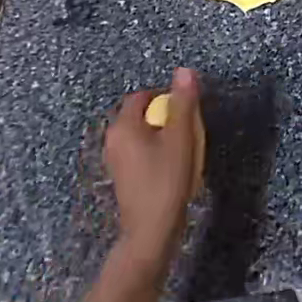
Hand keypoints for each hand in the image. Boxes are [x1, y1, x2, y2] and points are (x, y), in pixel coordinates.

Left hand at [104, 67, 203, 261]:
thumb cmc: (167, 180)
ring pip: (141, 135)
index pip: (143, 96)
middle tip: (189, 129)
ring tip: (184, 148)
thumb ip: (183, 103)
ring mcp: (115, 160)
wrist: (151, 231)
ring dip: (162, 135)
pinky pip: (139, 152)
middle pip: (141, 115)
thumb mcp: (181, 138)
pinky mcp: (122, 176)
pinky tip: (173, 167)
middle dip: (166, 116)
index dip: (166, 96)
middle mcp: (112, 139)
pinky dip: (156, 152)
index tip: (187, 109)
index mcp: (123, 126)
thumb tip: (185, 70)